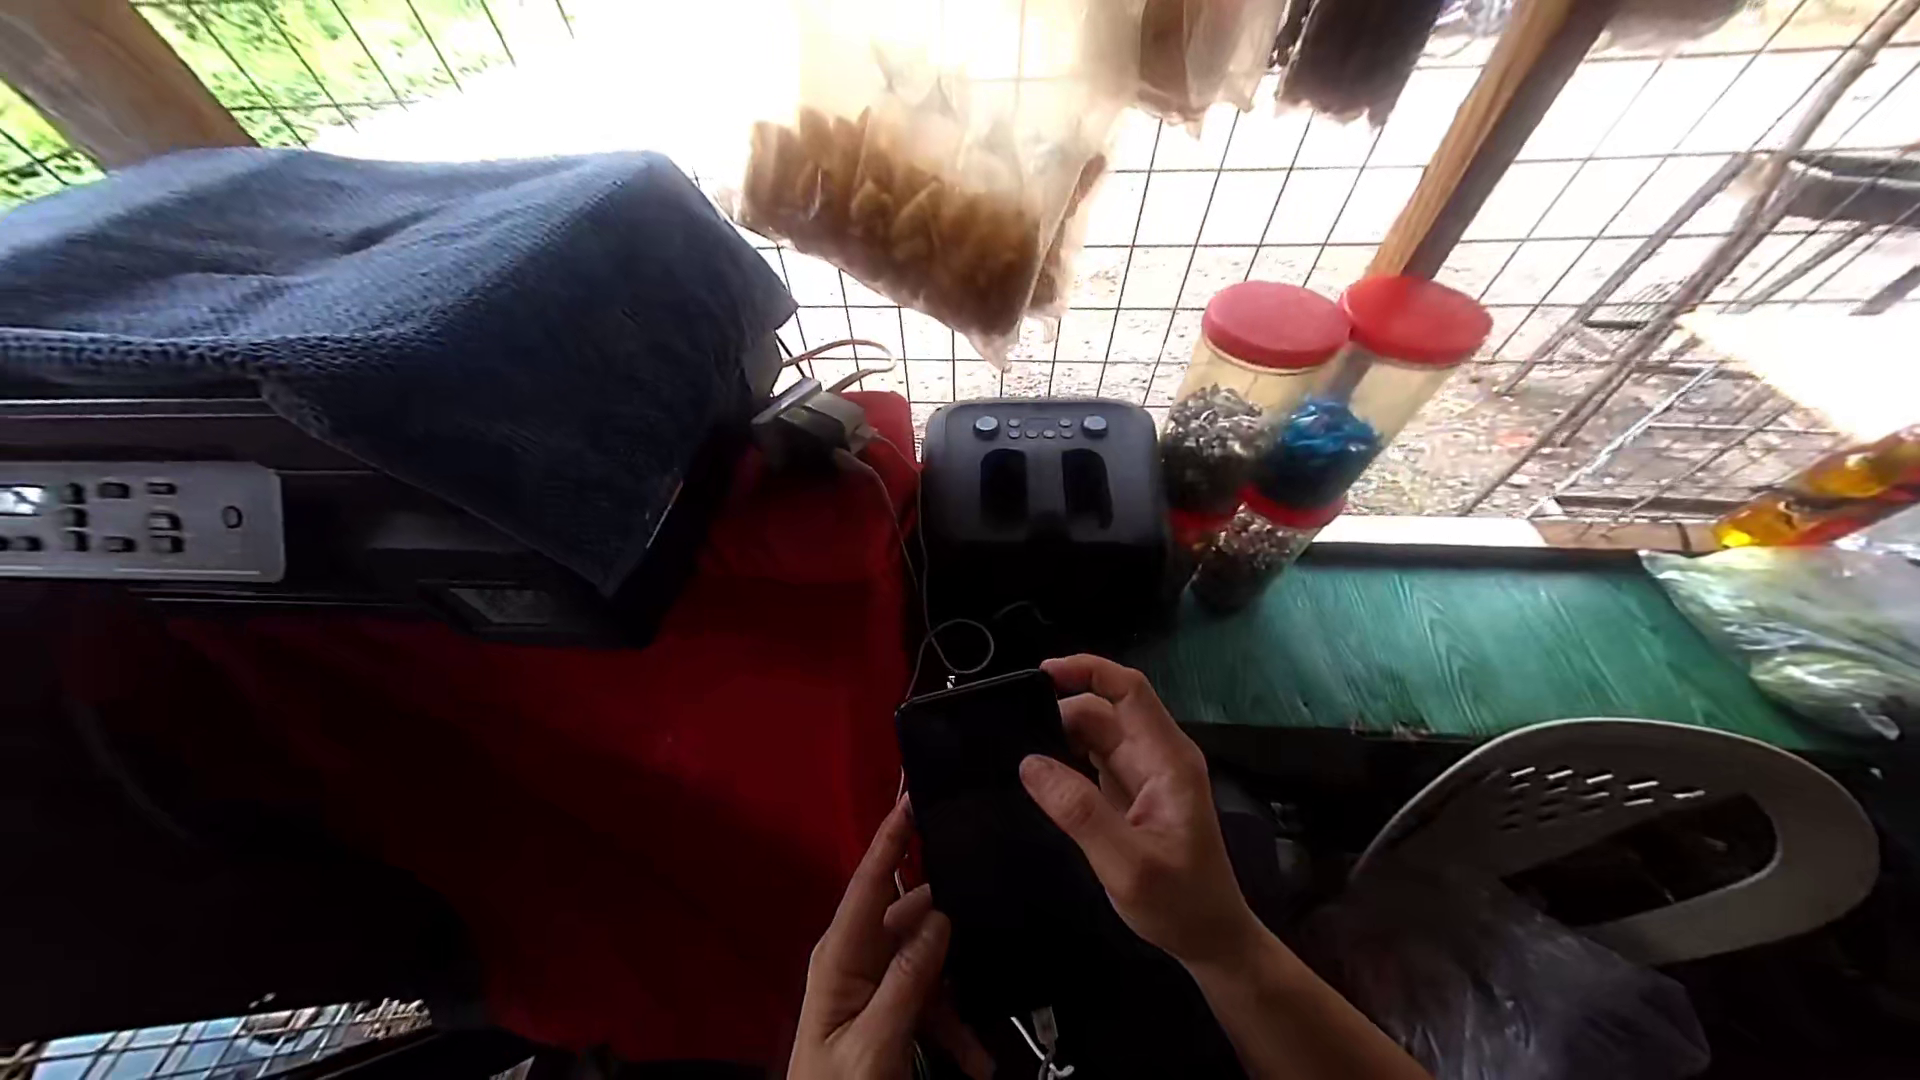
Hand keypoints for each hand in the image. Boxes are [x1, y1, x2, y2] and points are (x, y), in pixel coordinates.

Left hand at [791, 799, 991, 1079]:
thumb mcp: (873, 1044)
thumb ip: (907, 980)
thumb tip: (941, 917)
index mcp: (840, 953)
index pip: (868, 880)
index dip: (890, 835)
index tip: (912, 795)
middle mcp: (858, 955)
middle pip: (911, 915)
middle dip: (948, 918)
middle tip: (989, 905)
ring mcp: (876, 981)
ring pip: (929, 958)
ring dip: (959, 990)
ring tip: (984, 1035)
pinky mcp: (892, 1006)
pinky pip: (931, 999)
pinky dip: (956, 1024)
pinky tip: (978, 1059)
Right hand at [1018, 655, 1260, 967]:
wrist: (1211, 939)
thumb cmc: (1180, 903)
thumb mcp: (1127, 864)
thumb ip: (1079, 811)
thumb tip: (1029, 763)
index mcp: (1167, 758)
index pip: (1129, 691)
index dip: (1088, 670)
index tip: (1042, 672)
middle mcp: (1156, 753)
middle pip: (1105, 709)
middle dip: (1061, 710)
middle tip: (1016, 735)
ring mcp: (1143, 770)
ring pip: (1094, 729)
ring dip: (1059, 733)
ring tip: (1021, 751)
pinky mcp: (1129, 787)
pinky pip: (1091, 754)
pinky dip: (1064, 754)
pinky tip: (1041, 771)